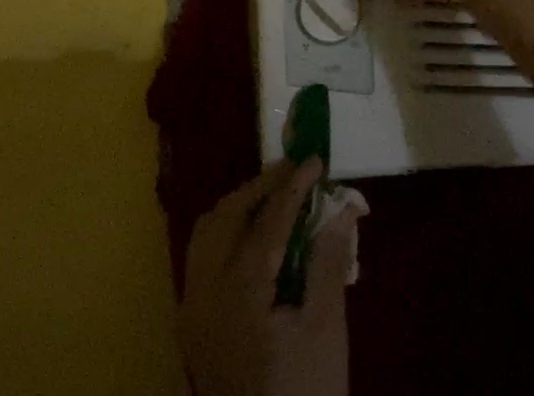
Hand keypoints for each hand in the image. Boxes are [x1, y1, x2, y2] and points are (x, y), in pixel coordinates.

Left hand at [179, 160, 358, 395]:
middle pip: (225, 216)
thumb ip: (328, 262)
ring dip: (239, 208)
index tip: (315, 160)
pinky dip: (227, 235)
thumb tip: (341, 209)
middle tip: (294, 173)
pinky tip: (256, 238)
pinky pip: (202, 258)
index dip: (293, 187)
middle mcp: (203, 289)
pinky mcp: (192, 324)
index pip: (267, 220)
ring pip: (206, 233)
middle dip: (259, 188)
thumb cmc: (304, 392)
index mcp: (238, 289)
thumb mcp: (326, 329)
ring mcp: (191, 307)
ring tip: (277, 198)